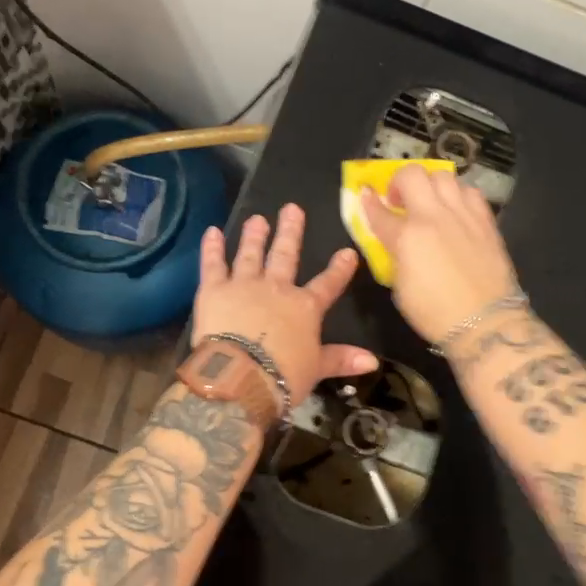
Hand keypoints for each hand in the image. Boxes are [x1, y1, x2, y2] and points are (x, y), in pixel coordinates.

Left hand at [193, 203, 376, 403]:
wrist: (240, 377)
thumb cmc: (283, 376)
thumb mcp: (316, 369)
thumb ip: (341, 359)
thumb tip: (373, 361)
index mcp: (305, 308)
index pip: (327, 284)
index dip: (339, 269)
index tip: (348, 252)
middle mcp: (276, 288)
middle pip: (285, 256)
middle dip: (290, 232)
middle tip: (292, 208)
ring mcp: (244, 285)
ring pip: (250, 254)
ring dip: (254, 235)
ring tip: (257, 219)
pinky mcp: (214, 290)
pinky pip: (213, 264)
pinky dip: (212, 248)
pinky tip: (212, 231)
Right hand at [360, 166, 517, 343]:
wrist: (485, 322)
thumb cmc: (435, 313)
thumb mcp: (400, 287)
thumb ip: (394, 255)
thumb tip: (394, 240)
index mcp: (406, 237)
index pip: (378, 210)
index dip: (368, 202)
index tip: (365, 195)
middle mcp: (433, 216)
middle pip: (412, 174)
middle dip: (399, 181)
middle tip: (400, 200)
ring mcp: (462, 215)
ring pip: (443, 175)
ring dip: (430, 184)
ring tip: (430, 201)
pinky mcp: (485, 220)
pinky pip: (470, 192)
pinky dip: (458, 195)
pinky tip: (456, 210)